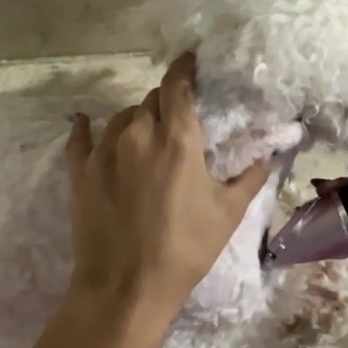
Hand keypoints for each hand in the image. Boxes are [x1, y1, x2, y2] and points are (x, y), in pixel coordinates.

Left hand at [63, 53, 271, 335]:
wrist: (126, 287)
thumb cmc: (185, 249)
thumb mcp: (228, 213)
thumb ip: (249, 177)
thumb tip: (267, 155)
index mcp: (177, 138)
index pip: (177, 86)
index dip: (183, 69)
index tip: (189, 60)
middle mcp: (138, 134)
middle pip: (151, 102)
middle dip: (165, 104)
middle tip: (177, 120)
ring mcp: (104, 151)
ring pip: (121, 117)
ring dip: (135, 120)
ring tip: (145, 136)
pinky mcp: (80, 172)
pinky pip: (81, 138)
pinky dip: (86, 128)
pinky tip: (84, 122)